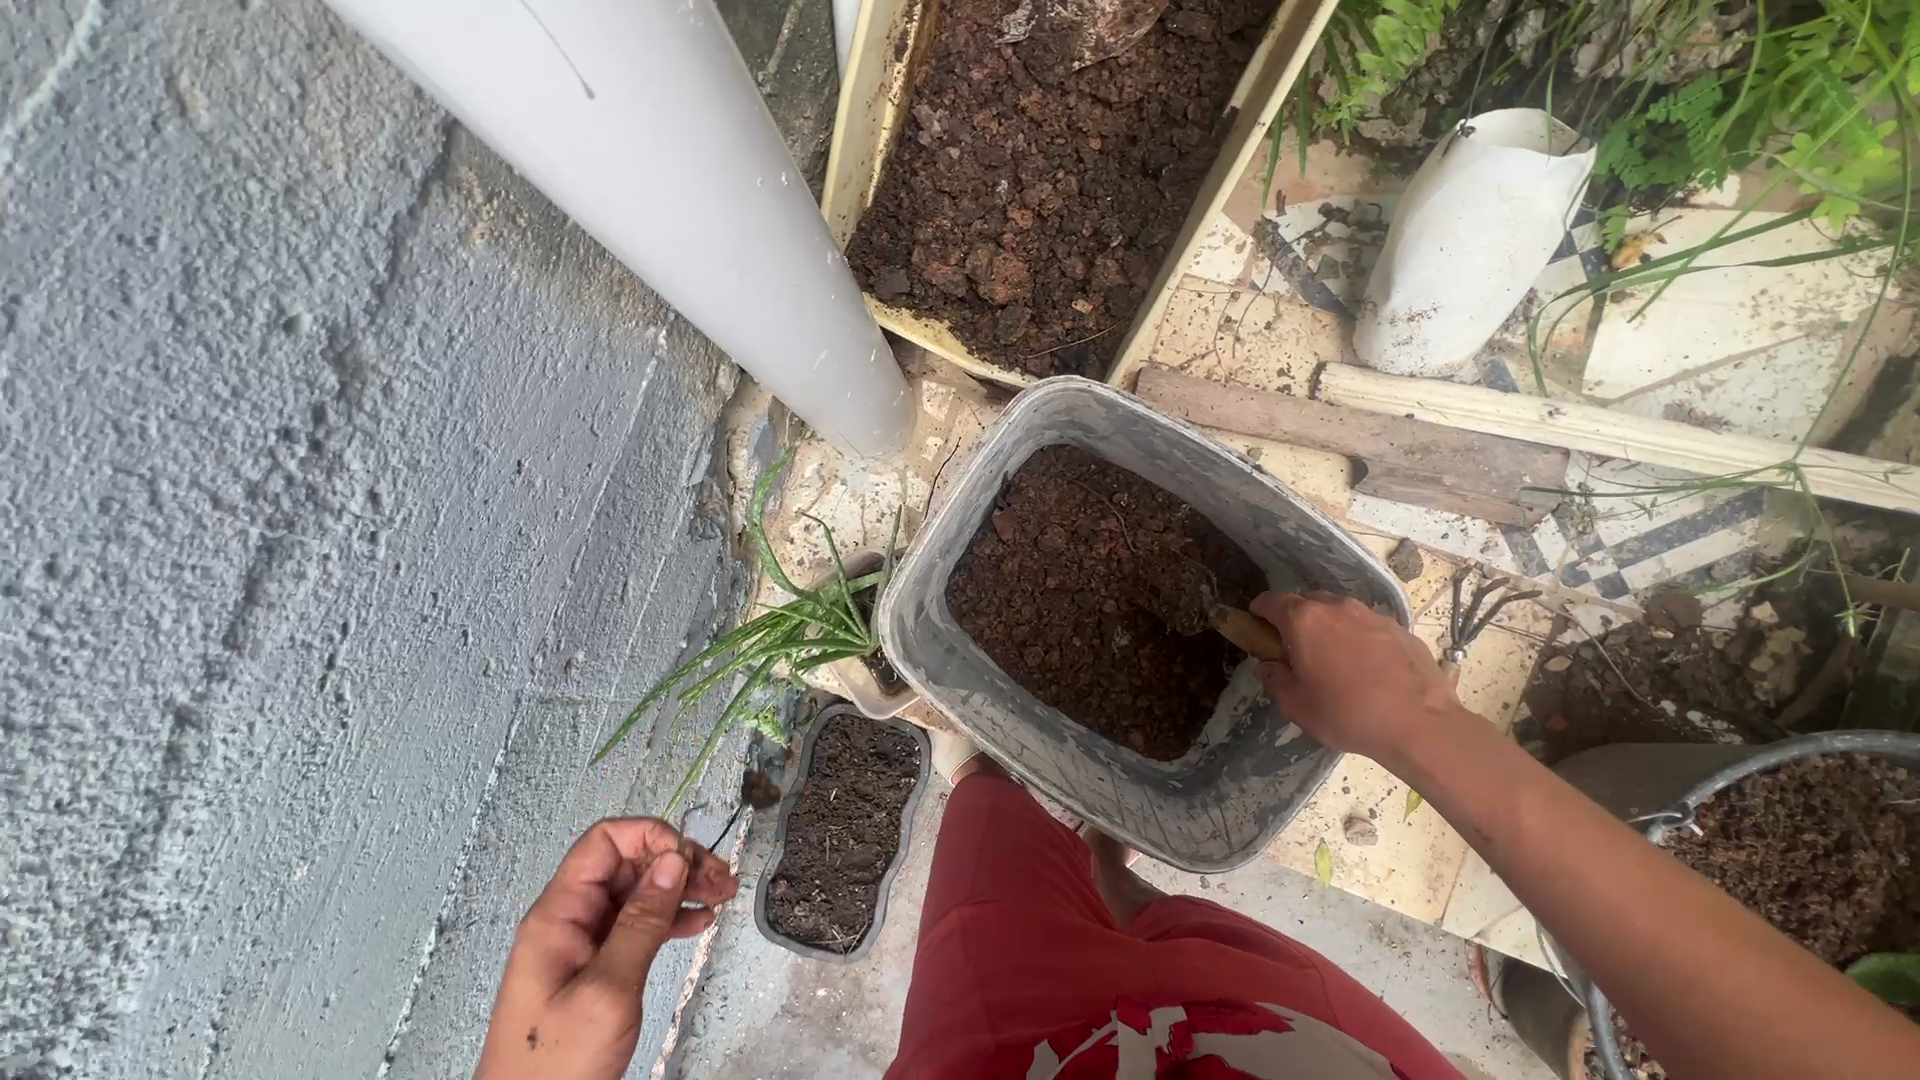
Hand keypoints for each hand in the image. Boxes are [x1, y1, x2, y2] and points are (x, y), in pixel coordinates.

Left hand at [475, 818, 738, 1079]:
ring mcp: (584, 942)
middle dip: (677, 862)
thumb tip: (674, 859)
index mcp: (560, 913)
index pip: (605, 841)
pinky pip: (639, 923)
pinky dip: (673, 916)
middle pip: (627, 862)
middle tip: (722, 879)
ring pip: (639, 891)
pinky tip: (701, 921)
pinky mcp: (598, 965)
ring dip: (682, 887)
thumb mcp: (607, 991)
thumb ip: (641, 922)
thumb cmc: (559, 1061)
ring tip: (724, 895)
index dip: (651, 837)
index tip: (691, 862)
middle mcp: (571, 918)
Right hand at [1250, 591, 1472, 767]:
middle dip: (1296, 621)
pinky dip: (1360, 640)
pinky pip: (1369, 627)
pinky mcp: (1401, 630)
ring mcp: (1373, 616)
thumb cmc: (1347, 713)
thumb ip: (1274, 679)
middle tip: (1297, 651)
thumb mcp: (1296, 705)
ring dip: (1330, 629)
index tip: (1258, 631)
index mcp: (1304, 620)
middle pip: (1306, 602)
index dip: (1259, 613)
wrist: (1420, 725)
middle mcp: (1337, 608)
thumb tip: (1268, 666)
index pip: (1270, 601)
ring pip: (1340, 613)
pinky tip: (1369, 671)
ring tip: (1337, 662)